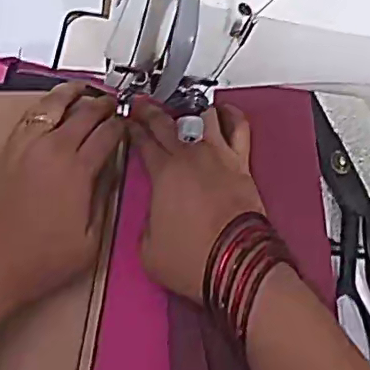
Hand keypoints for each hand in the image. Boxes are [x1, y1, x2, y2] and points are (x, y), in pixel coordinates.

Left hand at [0, 83, 125, 308]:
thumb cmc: (39, 259)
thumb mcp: (90, 240)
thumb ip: (106, 199)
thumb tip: (114, 172)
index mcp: (78, 170)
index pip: (108, 133)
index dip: (121, 125)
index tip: (127, 125)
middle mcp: (54, 149)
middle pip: (86, 112)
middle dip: (105, 105)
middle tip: (114, 104)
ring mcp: (29, 144)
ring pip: (57, 102)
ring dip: (76, 93)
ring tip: (87, 90)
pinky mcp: (10, 147)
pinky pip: (33, 112)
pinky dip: (49, 102)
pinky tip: (55, 104)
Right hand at [128, 99, 265, 303]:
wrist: (235, 264)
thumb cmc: (196, 258)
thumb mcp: (149, 249)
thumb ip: (146, 224)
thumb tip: (153, 220)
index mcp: (163, 173)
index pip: (143, 141)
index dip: (133, 129)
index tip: (129, 123)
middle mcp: (190, 156)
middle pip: (166, 122)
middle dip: (150, 111)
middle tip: (143, 107)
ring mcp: (217, 155)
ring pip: (202, 115)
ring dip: (190, 109)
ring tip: (183, 106)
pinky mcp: (240, 163)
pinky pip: (238, 127)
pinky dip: (231, 115)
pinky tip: (224, 111)